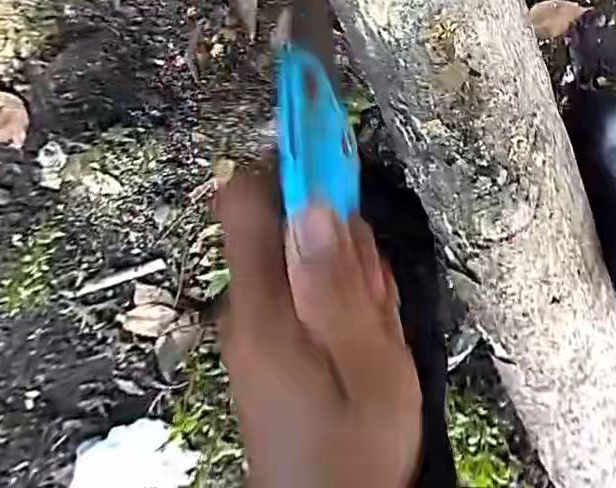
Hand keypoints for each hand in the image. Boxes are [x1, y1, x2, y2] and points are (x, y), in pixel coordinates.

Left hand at [216, 164, 420, 487]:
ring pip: (308, 250)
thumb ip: (339, 283)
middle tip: (368, 287)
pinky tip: (363, 332)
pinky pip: (311, 282)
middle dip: (338, 235)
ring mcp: (260, 318)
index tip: (333, 165)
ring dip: (348, 267)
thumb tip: (315, 206)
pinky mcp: (275, 331)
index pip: (246, 198)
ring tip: (369, 320)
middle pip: (290, 222)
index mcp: (264, 307)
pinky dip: (343, 293)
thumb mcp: (368, 364)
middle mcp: (250, 304)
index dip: (288, 166)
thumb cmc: (352, 451)